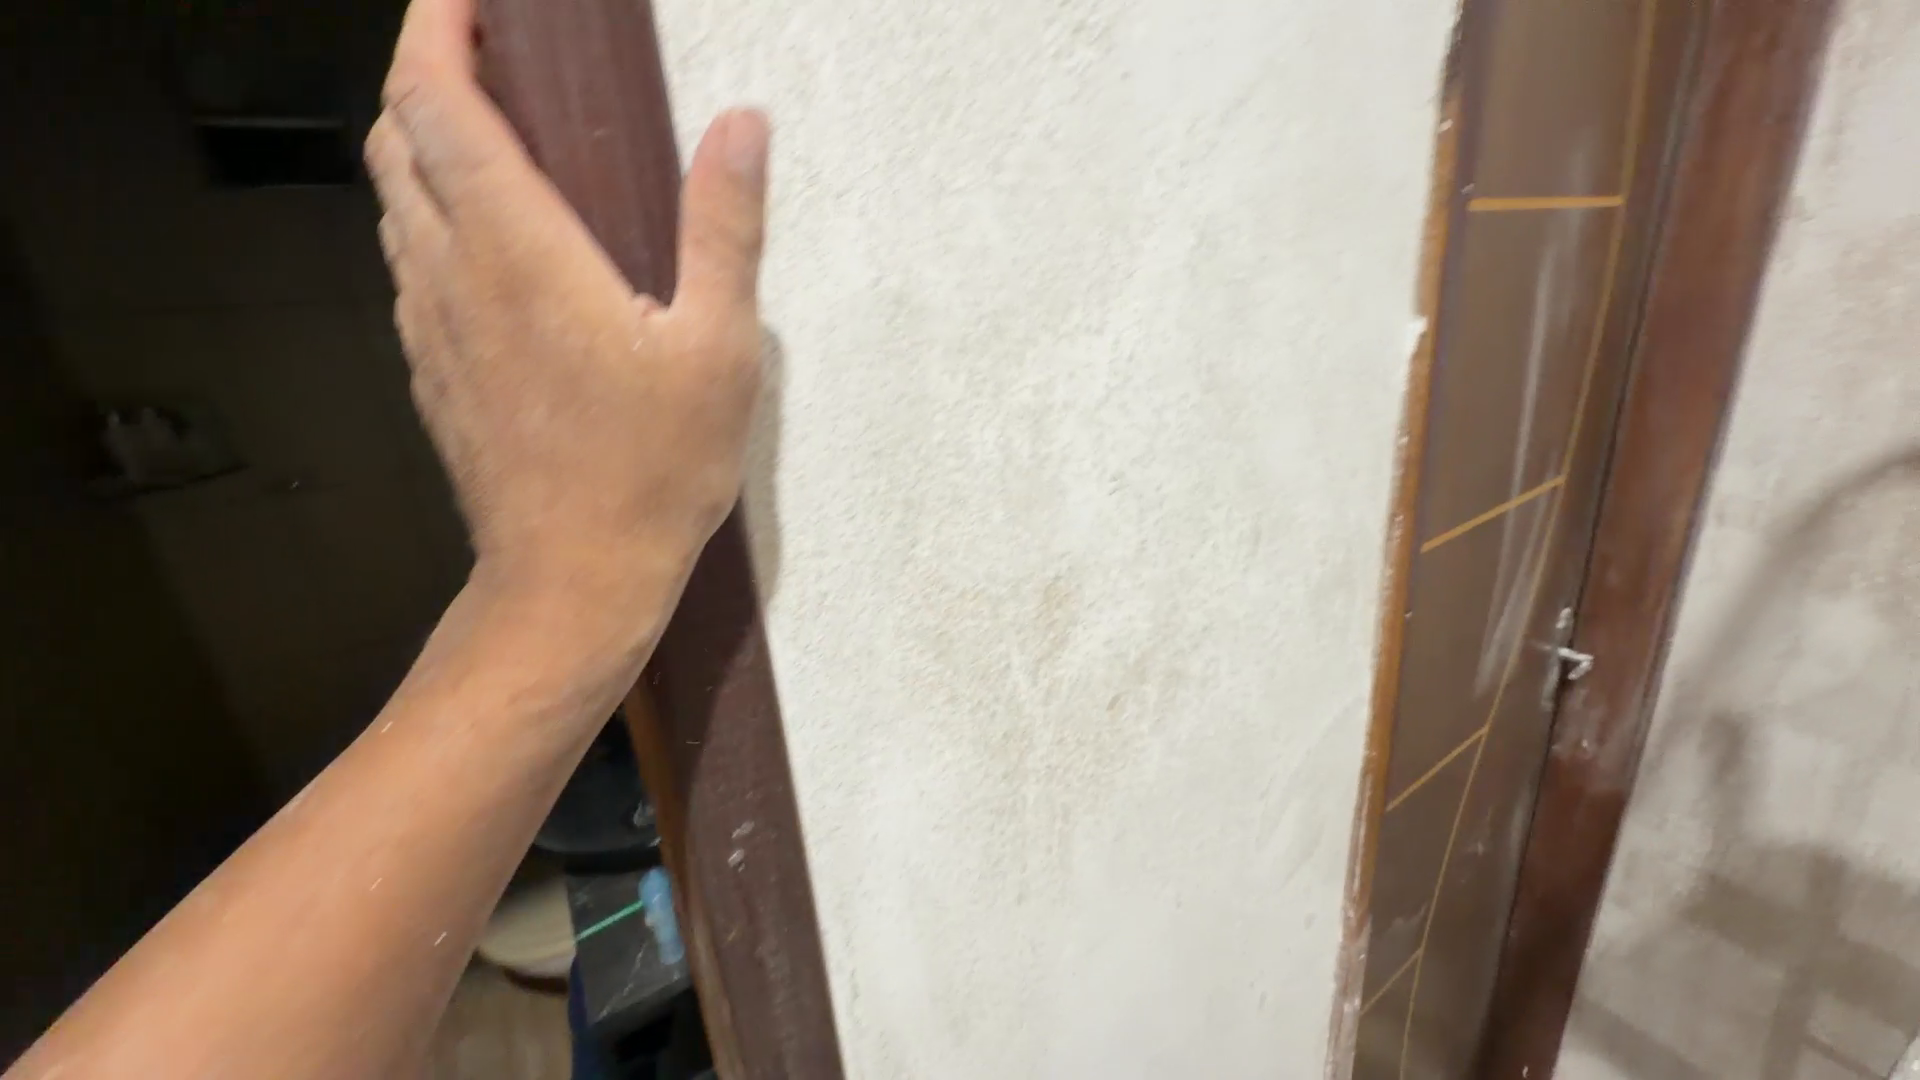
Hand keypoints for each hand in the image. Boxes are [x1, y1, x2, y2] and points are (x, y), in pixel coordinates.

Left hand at [363, 0, 768, 618]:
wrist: (576, 575)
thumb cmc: (657, 467)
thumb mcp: (720, 350)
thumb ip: (725, 230)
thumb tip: (743, 124)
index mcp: (520, 250)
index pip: (436, 99)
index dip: (438, 29)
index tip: (471, 1)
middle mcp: (453, 273)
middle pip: (397, 139)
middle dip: (427, 80)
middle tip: (492, 69)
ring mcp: (431, 329)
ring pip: (395, 206)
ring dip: (426, 154)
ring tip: (492, 150)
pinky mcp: (434, 376)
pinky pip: (413, 271)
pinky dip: (434, 227)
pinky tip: (491, 258)